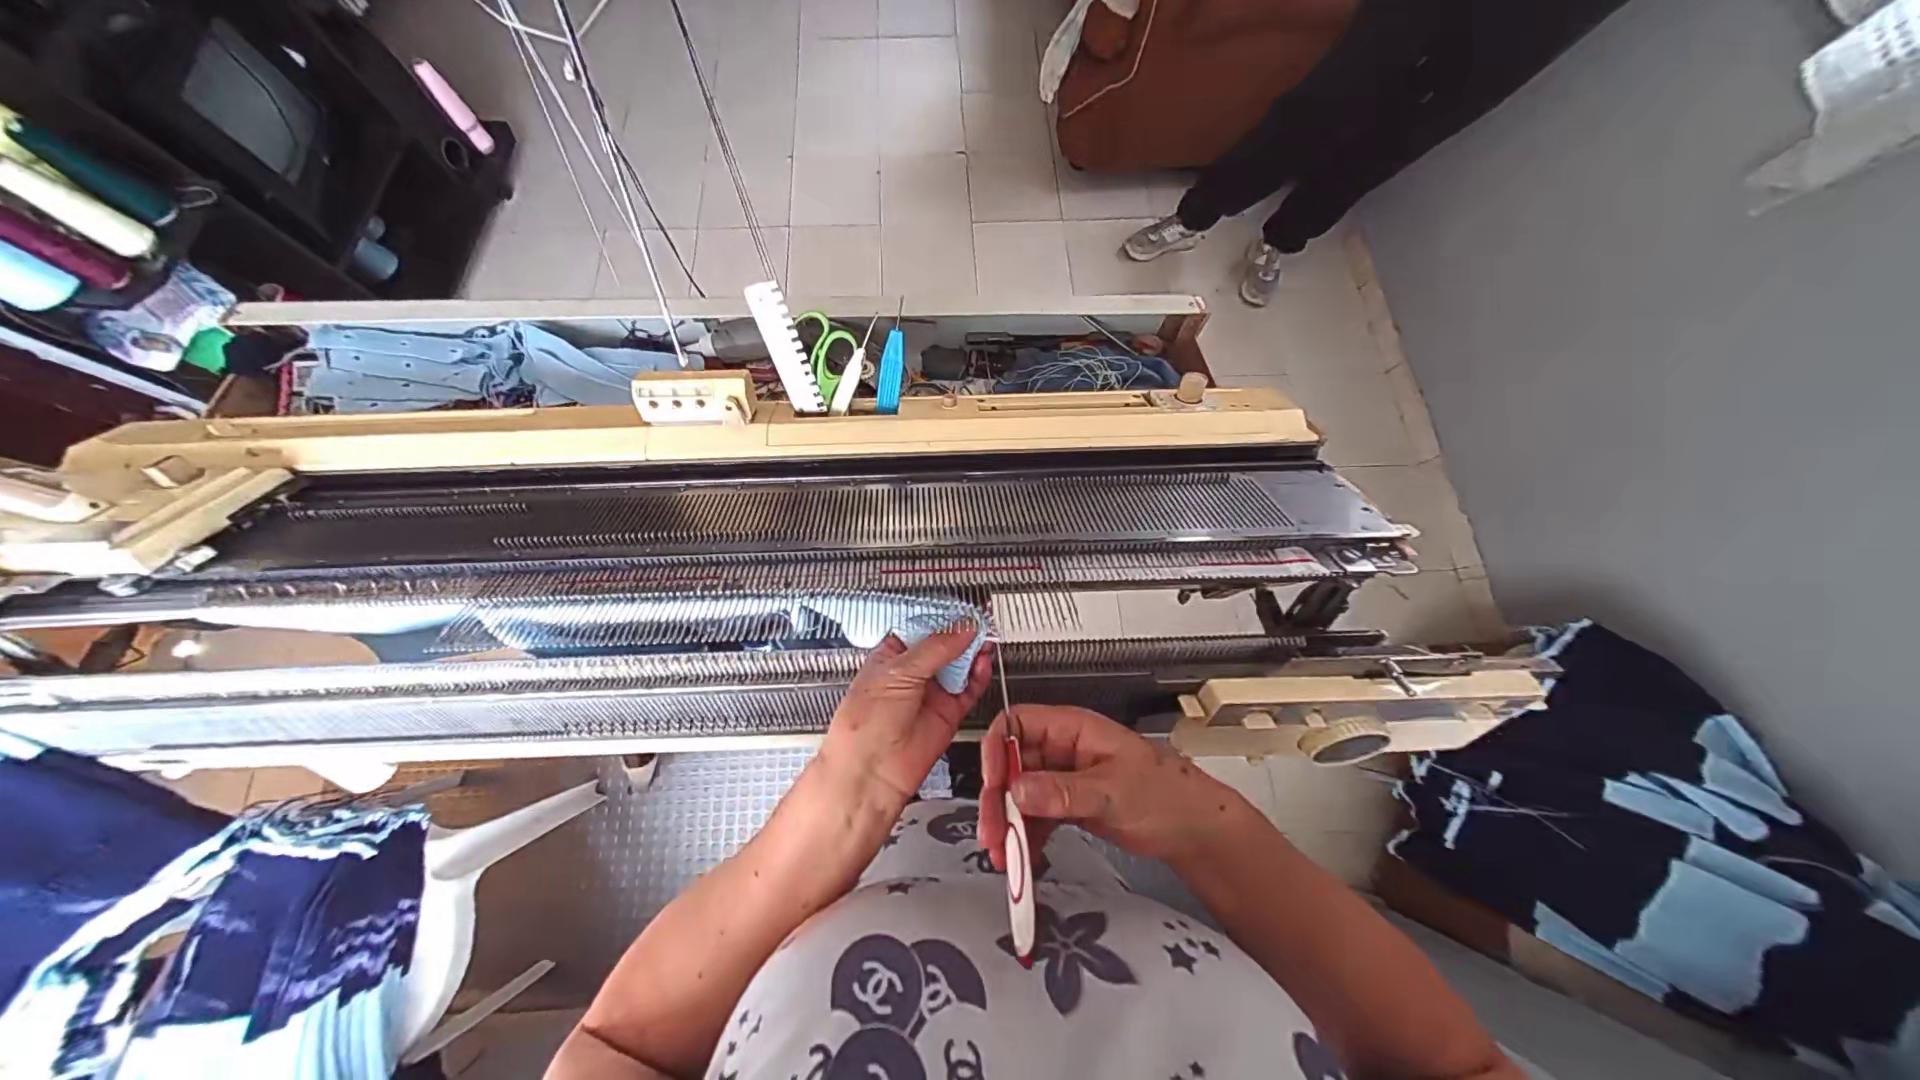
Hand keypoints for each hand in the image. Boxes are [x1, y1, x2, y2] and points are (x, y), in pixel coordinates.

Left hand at [813, 621, 993, 818]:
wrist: (870, 771)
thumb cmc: (864, 725)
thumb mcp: (897, 673)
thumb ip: (934, 648)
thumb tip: (961, 629)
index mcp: (891, 656)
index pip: (922, 627)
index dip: (942, 618)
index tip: (960, 611)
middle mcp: (912, 673)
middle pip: (945, 644)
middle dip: (961, 633)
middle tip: (978, 622)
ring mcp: (931, 692)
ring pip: (960, 665)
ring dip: (973, 652)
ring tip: (984, 640)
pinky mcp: (948, 712)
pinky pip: (969, 688)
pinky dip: (979, 675)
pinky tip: (982, 662)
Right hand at [977, 705, 1254, 866]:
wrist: (1194, 828)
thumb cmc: (1166, 793)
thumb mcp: (1112, 790)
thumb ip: (1063, 791)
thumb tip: (1018, 790)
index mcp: (1073, 728)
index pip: (1018, 723)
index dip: (998, 748)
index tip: (992, 782)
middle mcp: (1063, 749)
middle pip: (1013, 764)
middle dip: (998, 798)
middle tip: (993, 833)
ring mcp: (1064, 778)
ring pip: (1020, 793)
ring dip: (1008, 823)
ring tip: (1005, 856)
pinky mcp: (1068, 804)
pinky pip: (1036, 816)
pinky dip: (1026, 836)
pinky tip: (1025, 858)